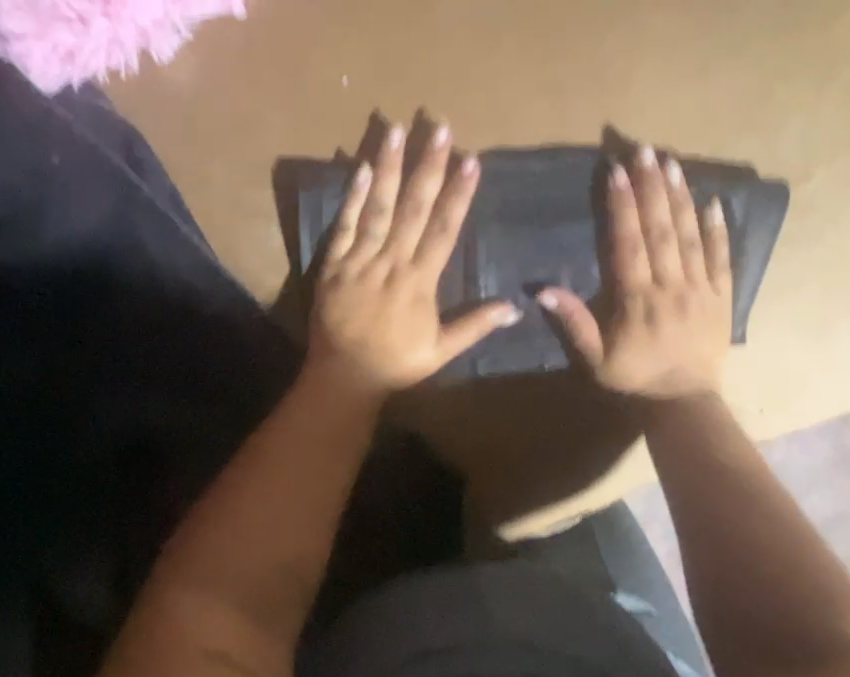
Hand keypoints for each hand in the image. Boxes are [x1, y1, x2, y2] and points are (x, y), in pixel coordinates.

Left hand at [307, 116, 520, 392]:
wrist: (344, 376)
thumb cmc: (395, 365)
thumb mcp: (440, 351)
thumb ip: (475, 325)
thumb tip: (516, 309)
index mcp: (419, 283)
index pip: (443, 230)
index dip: (458, 195)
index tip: (471, 161)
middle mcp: (391, 264)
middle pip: (412, 208)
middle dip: (428, 167)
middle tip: (439, 127)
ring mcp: (359, 262)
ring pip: (377, 208)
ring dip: (388, 168)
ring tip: (397, 129)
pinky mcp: (333, 266)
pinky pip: (344, 226)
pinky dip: (353, 198)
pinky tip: (362, 168)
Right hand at [537, 143, 733, 401]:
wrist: (683, 403)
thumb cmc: (635, 381)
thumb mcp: (596, 361)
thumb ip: (574, 324)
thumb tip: (544, 291)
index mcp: (637, 300)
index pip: (628, 243)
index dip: (622, 206)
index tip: (617, 171)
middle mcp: (670, 286)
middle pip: (661, 229)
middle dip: (651, 187)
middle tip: (644, 149)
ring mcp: (700, 288)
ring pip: (691, 235)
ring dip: (680, 197)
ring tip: (672, 163)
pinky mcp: (721, 296)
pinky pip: (722, 257)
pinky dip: (718, 229)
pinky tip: (713, 202)